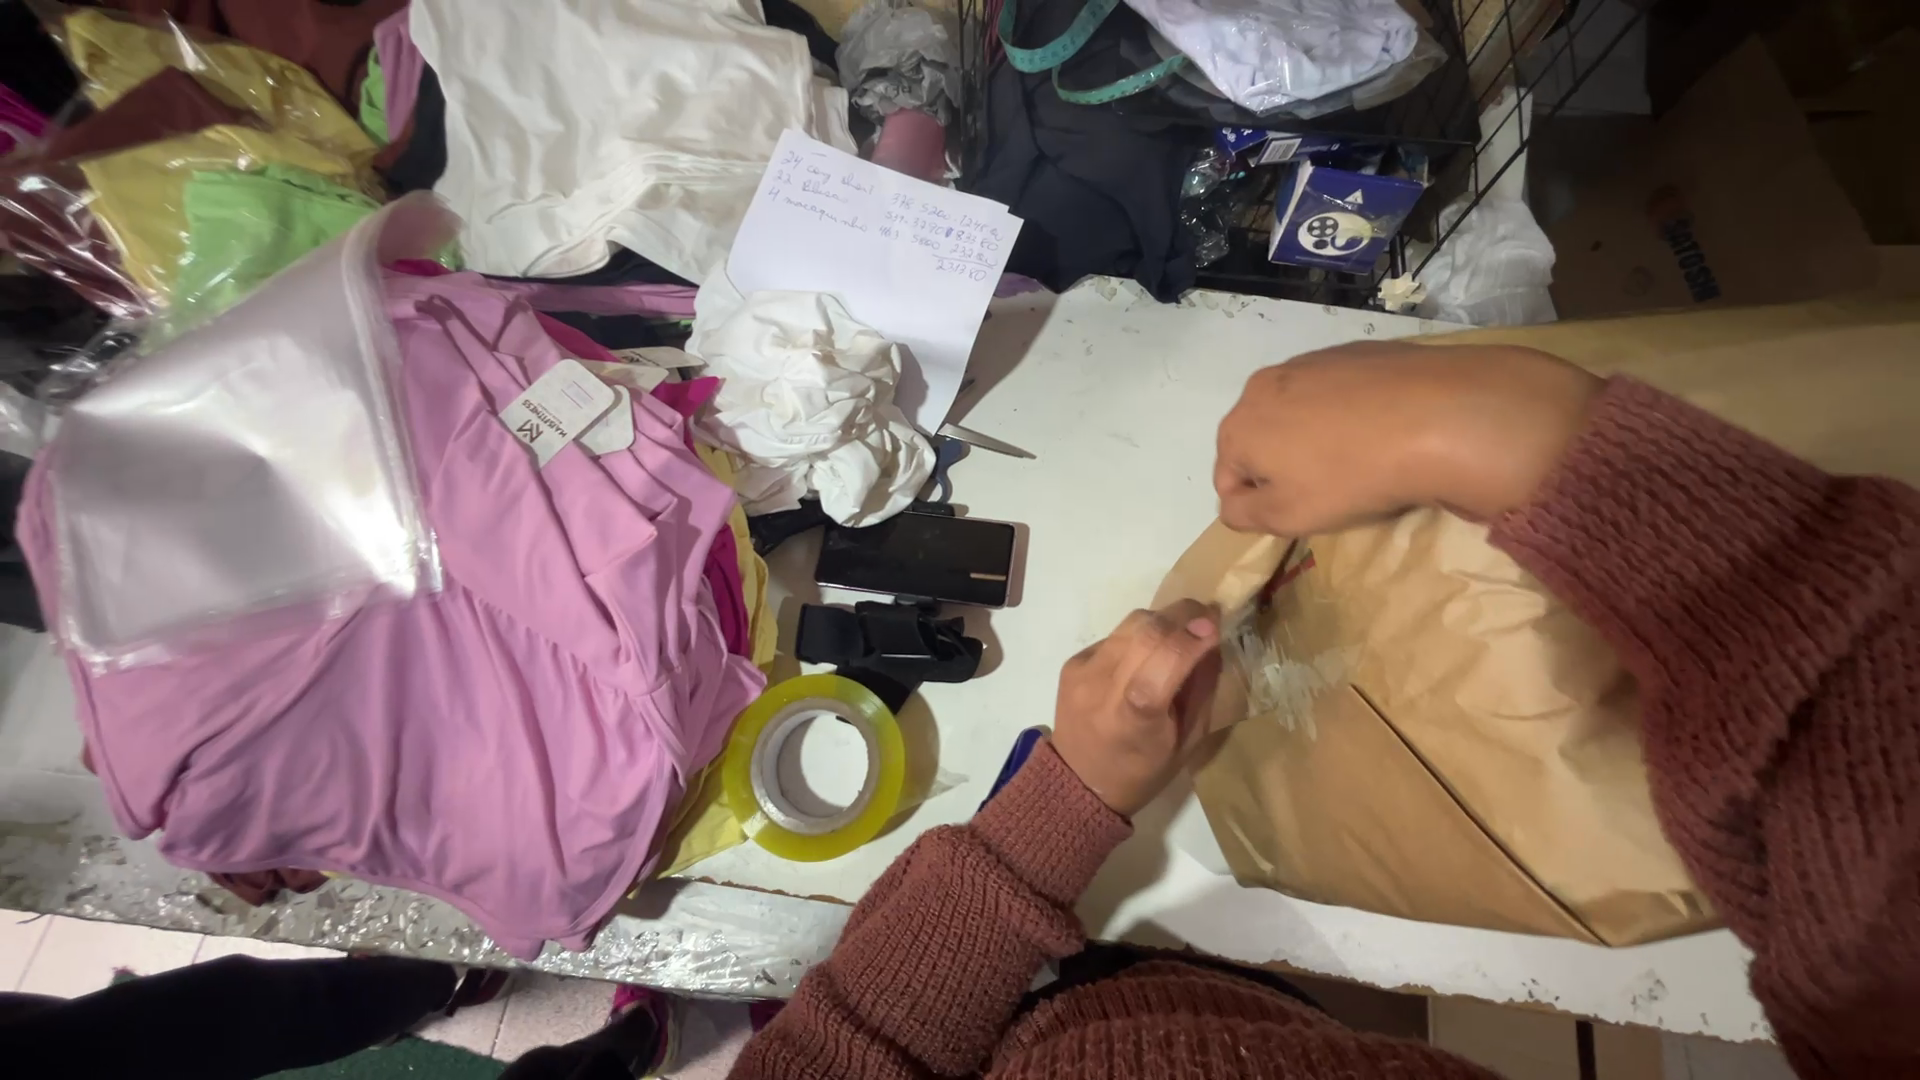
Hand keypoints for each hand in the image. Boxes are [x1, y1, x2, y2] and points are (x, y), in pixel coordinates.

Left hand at [1052, 600, 1221, 816]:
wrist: (1078, 781)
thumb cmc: (1141, 771)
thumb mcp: (1186, 742)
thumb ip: (1201, 690)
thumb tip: (1211, 643)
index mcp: (1136, 713)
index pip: (1166, 657)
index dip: (1193, 634)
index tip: (1216, 621)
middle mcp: (1104, 684)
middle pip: (1145, 630)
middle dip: (1181, 615)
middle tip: (1204, 615)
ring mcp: (1083, 670)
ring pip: (1128, 624)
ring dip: (1160, 620)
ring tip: (1179, 630)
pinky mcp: (1072, 662)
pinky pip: (1113, 636)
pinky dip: (1136, 636)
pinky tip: (1145, 653)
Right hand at [1214, 342, 1602, 536]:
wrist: (1441, 416)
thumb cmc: (1351, 475)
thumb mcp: (1287, 516)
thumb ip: (1243, 515)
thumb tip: (1232, 505)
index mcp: (1238, 428)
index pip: (1227, 479)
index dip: (1255, 504)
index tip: (1294, 513)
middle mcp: (1261, 387)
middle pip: (1257, 439)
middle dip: (1279, 464)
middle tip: (1324, 486)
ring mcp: (1308, 362)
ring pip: (1294, 411)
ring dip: (1310, 436)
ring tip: (1354, 455)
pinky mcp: (1353, 351)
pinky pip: (1334, 390)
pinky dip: (1344, 410)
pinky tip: (1378, 427)